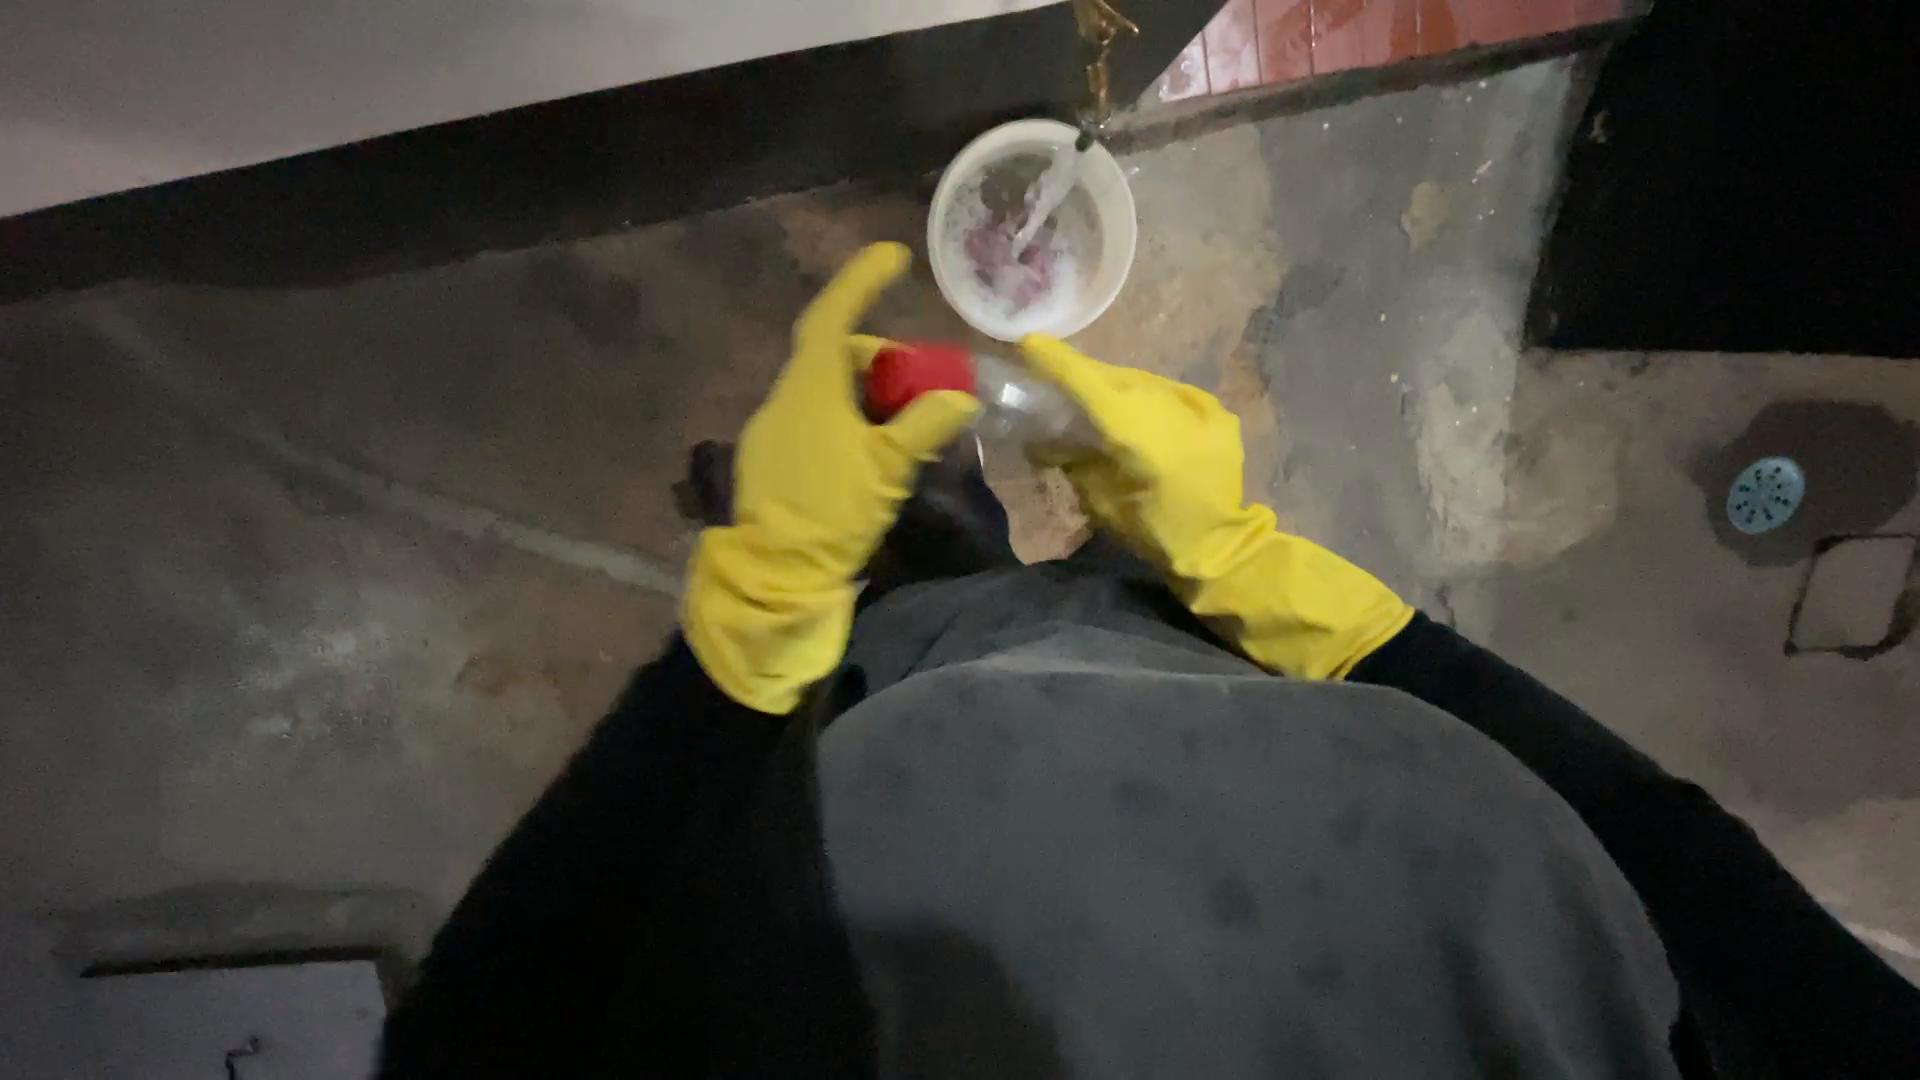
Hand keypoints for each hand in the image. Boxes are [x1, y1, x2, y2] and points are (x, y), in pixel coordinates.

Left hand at [684, 244, 979, 711]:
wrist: (776, 573)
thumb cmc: (832, 510)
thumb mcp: (887, 467)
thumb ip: (926, 426)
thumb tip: (962, 398)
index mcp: (809, 388)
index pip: (832, 316)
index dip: (862, 281)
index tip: (894, 255)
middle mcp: (784, 399)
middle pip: (834, 357)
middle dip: (879, 359)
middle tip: (919, 382)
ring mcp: (773, 431)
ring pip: (825, 392)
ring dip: (866, 395)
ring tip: (904, 424)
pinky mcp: (772, 461)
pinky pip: (815, 421)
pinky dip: (848, 421)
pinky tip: (871, 453)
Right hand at [1021, 334, 1411, 678]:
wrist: (1219, 549)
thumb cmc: (1152, 533)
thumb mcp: (1099, 499)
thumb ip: (1073, 460)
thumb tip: (1042, 436)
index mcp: (1139, 438)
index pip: (1092, 386)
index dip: (1060, 363)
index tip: (1030, 343)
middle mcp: (1171, 413)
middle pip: (1118, 378)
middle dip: (1084, 375)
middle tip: (1055, 373)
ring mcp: (1200, 410)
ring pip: (1145, 382)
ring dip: (1115, 385)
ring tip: (1094, 396)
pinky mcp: (1218, 414)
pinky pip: (1172, 394)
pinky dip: (1148, 398)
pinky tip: (1137, 409)